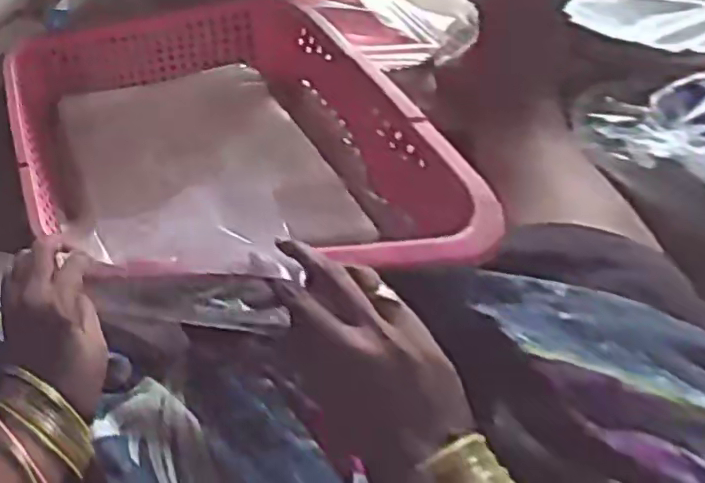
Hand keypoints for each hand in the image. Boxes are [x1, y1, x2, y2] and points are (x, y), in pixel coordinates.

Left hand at [1, 238, 107, 418]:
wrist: (39, 403)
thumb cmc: (77, 379)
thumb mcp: (96, 344)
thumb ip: (86, 307)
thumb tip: (77, 288)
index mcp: (58, 301)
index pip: (71, 263)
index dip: (84, 259)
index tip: (92, 264)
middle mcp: (31, 290)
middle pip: (40, 248)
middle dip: (57, 242)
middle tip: (70, 250)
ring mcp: (13, 295)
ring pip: (21, 256)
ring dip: (37, 254)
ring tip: (52, 263)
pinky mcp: (4, 304)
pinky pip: (11, 273)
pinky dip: (23, 268)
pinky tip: (35, 277)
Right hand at [273, 241, 473, 481]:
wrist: (438, 462)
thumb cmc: (369, 431)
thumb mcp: (325, 389)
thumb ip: (305, 348)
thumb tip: (284, 318)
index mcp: (346, 345)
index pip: (301, 299)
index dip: (279, 283)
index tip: (266, 274)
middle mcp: (376, 329)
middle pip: (335, 275)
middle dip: (306, 254)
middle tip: (286, 244)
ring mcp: (408, 331)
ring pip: (371, 279)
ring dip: (344, 268)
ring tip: (329, 265)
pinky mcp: (430, 339)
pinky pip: (396, 300)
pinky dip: (374, 291)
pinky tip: (365, 293)